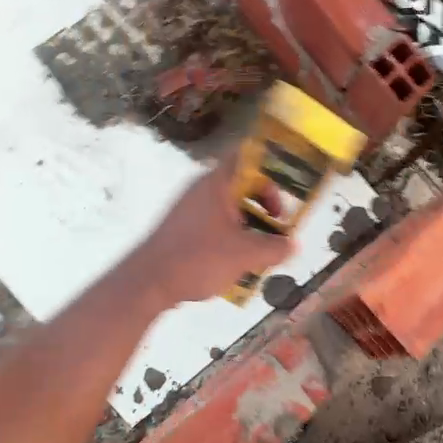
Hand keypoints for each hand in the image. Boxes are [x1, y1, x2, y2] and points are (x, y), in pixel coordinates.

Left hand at [128, 158, 295, 305]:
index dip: (270, 172)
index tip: (285, 196)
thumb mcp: (245, 255)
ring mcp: (189, 209)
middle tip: (278, 227)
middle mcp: (202, 190)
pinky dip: (232, 236)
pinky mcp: (182, 229)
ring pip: (229, 208)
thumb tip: (294, 245)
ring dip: (250, 224)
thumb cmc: (198, 259)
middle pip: (241, 185)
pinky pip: (215, 224)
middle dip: (264, 205)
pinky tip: (238, 262)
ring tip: (263, 249)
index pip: (247, 159)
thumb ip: (274, 248)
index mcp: (217, 184)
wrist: (148, 283)